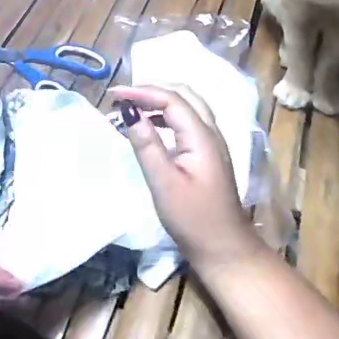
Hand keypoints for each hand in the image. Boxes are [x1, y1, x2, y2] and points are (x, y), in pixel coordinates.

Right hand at [110, 84, 260, 270]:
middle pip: (184, 95)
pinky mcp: (208, 155)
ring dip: (160, 101)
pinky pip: (188, 122)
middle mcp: (211, 132)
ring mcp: (212, 144)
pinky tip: (151, 128)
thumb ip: (147, 145)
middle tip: (123, 96)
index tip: (113, 94)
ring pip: (188, 107)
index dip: (142, 91)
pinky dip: (167, 116)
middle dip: (152, 90)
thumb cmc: (193, 218)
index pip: (171, 99)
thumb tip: (130, 112)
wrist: (225, 248)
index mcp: (201, 136)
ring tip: (132, 108)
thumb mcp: (163, 183)